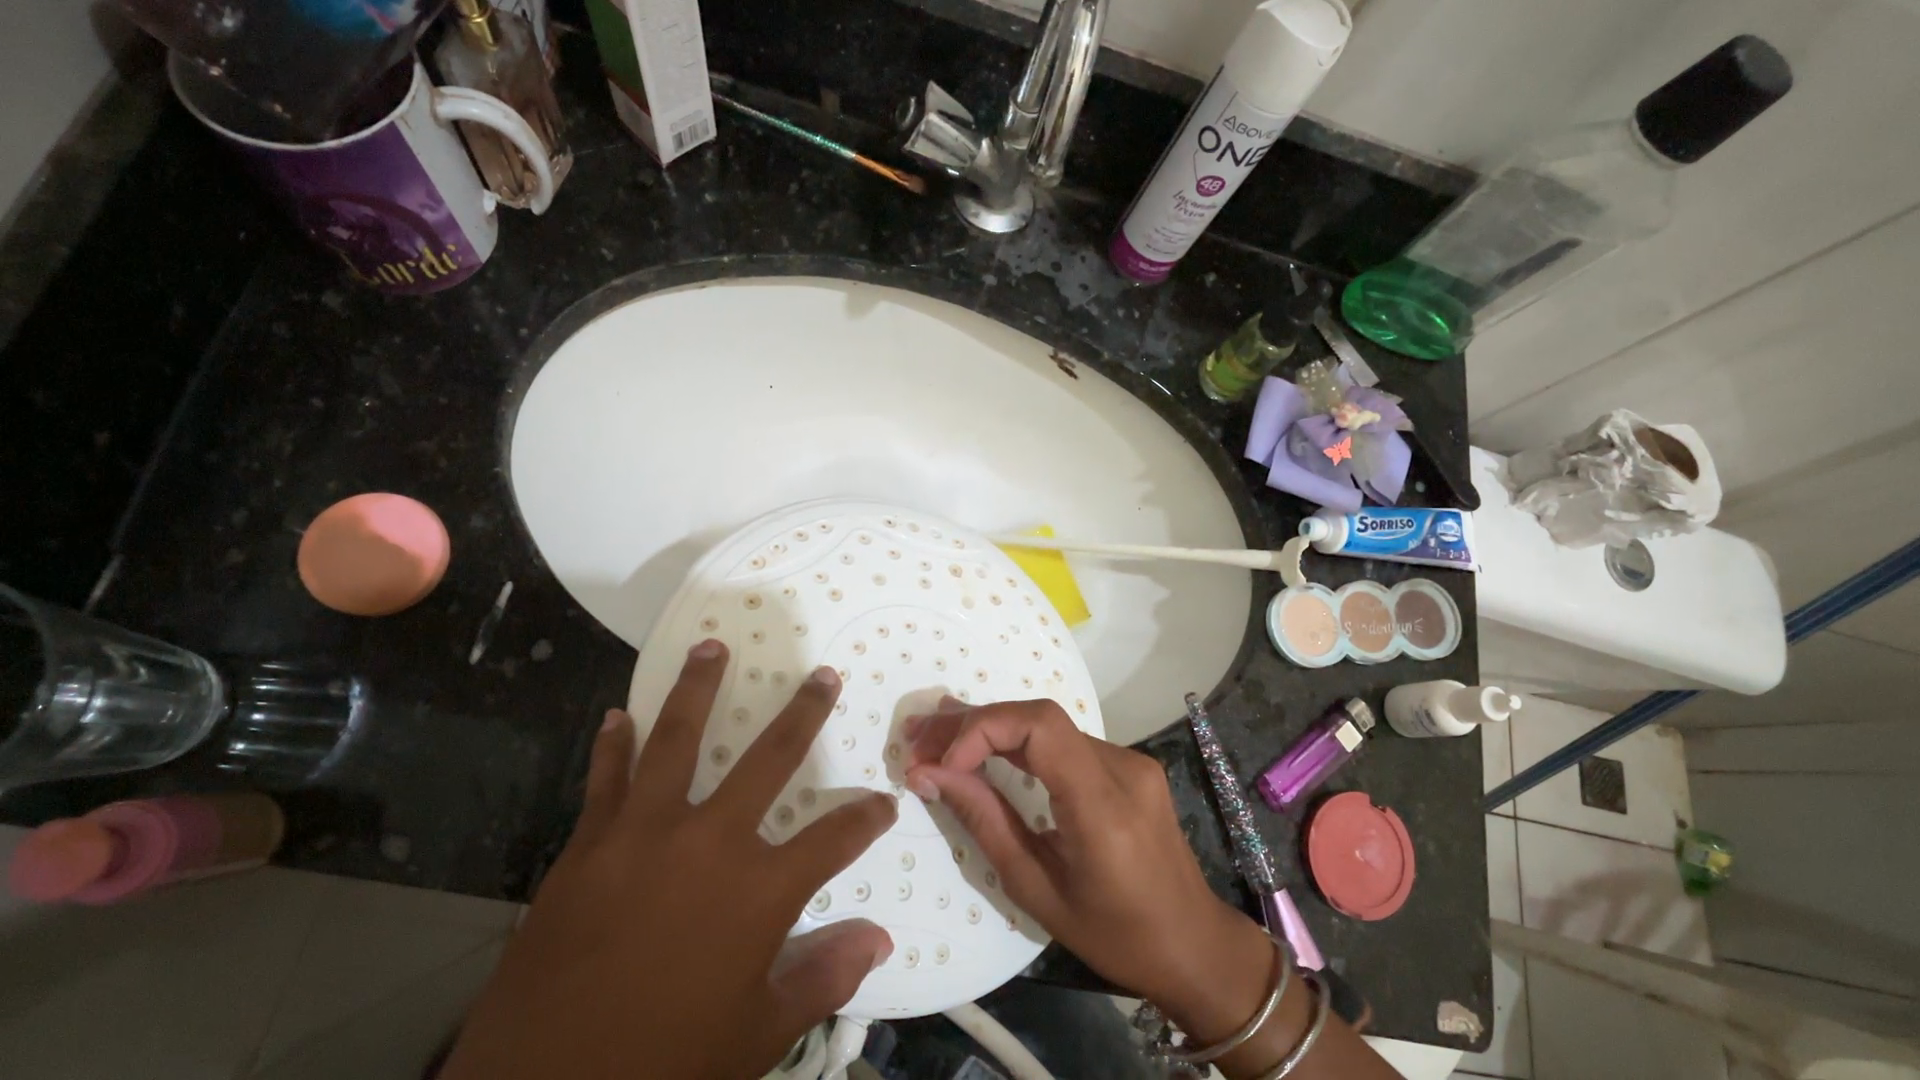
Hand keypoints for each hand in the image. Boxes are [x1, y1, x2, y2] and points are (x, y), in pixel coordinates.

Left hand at [442, 641, 898, 1079]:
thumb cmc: (667, 1057)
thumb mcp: (760, 1031)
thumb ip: (823, 976)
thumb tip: (879, 940)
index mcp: (761, 890)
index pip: (834, 838)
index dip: (865, 818)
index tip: (884, 803)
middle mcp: (711, 842)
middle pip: (769, 760)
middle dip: (803, 715)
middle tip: (823, 677)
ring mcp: (645, 832)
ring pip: (678, 740)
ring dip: (700, 690)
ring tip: (714, 646)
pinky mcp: (590, 842)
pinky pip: (605, 777)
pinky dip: (613, 744)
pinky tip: (618, 714)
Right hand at [902, 697, 1269, 1033]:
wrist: (1194, 944)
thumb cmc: (1116, 935)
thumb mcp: (1037, 889)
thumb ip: (984, 822)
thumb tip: (929, 774)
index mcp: (1103, 806)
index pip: (1040, 726)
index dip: (982, 727)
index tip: (940, 762)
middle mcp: (1122, 767)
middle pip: (1038, 718)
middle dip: (971, 723)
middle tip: (915, 737)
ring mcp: (1130, 762)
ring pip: (1048, 727)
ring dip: (990, 731)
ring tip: (934, 741)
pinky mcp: (1129, 766)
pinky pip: (1065, 743)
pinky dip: (1019, 745)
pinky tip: (981, 752)